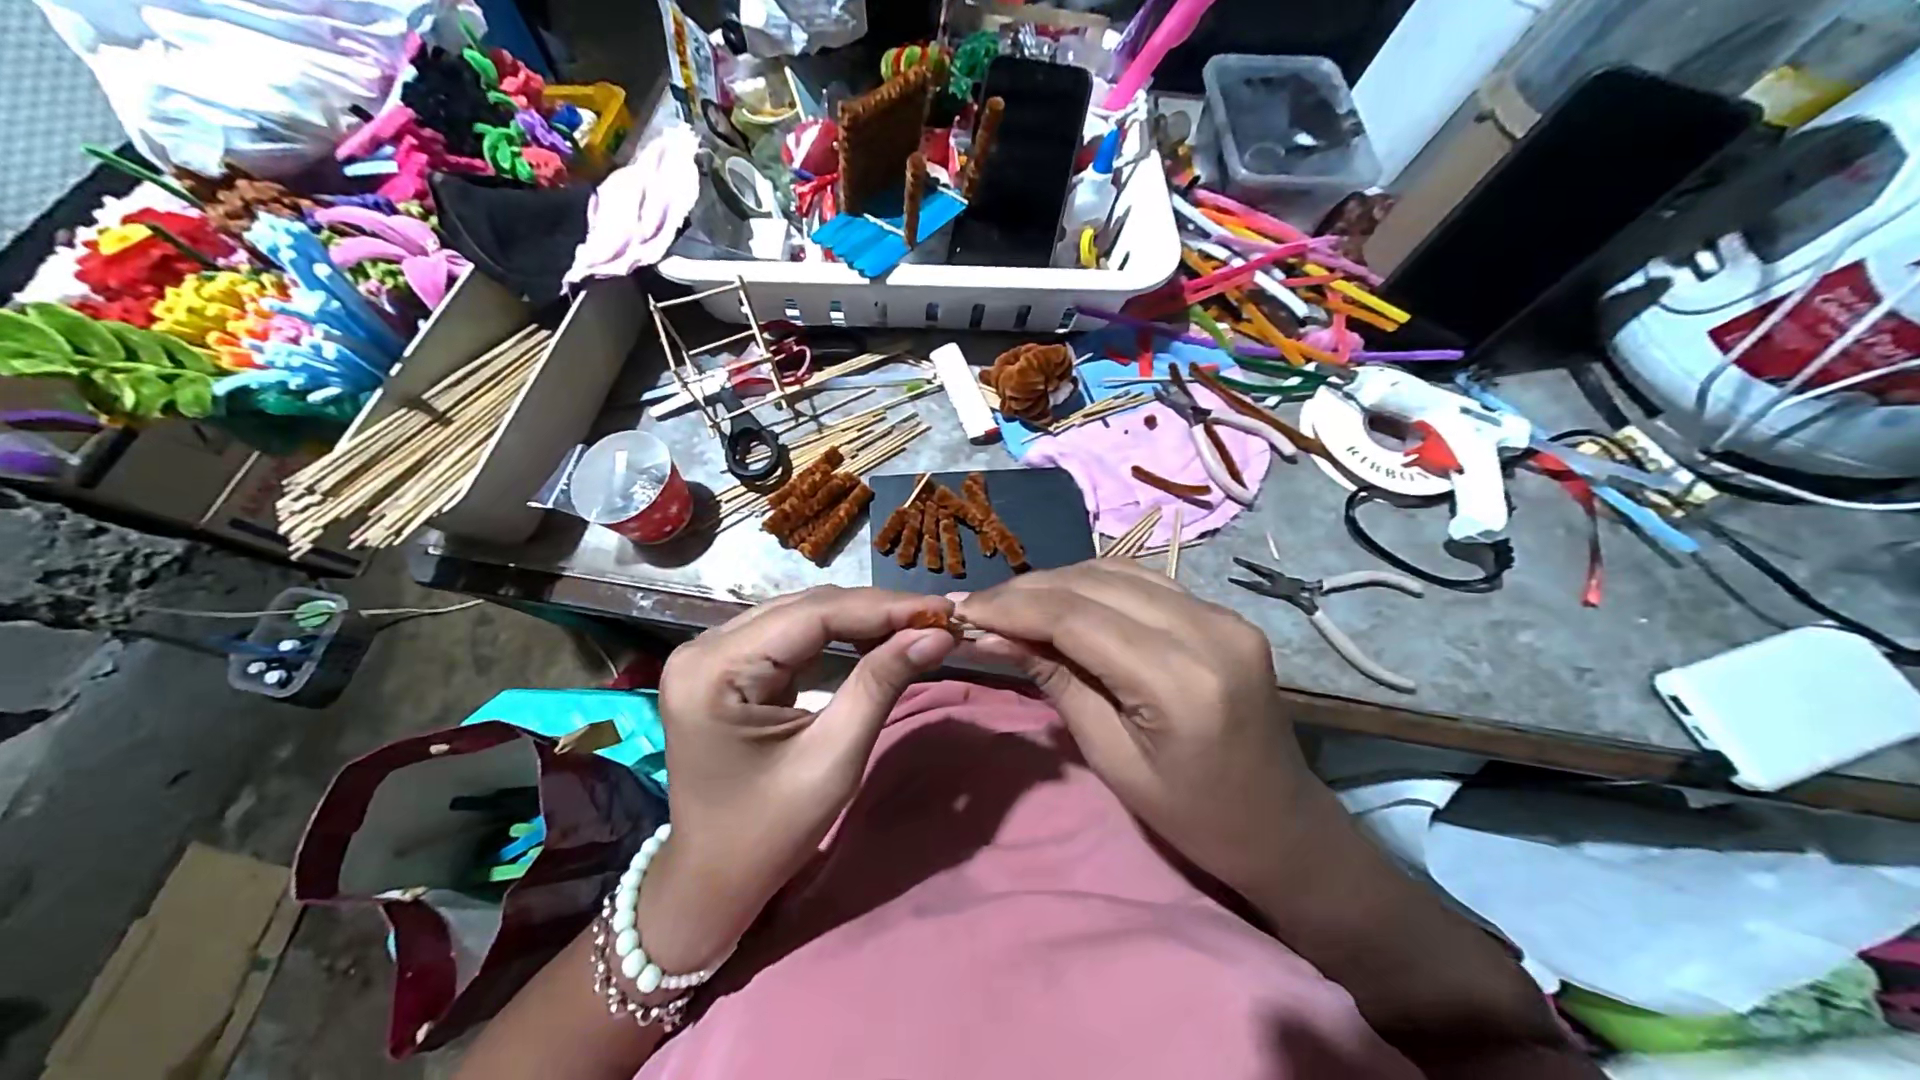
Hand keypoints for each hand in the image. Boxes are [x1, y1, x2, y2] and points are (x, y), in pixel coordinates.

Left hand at [637, 586, 957, 972]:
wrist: (715, 879)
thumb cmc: (770, 832)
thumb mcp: (833, 758)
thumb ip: (880, 684)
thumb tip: (937, 633)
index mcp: (715, 670)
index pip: (813, 615)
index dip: (883, 607)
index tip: (942, 610)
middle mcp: (704, 648)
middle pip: (805, 609)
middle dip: (876, 611)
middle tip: (937, 619)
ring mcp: (711, 654)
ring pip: (801, 616)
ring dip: (861, 619)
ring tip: (916, 625)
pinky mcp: (725, 666)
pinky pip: (791, 636)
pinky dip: (838, 635)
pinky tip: (875, 637)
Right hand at [956, 560, 1310, 894]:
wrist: (1280, 825)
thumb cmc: (1191, 814)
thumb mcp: (1111, 757)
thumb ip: (1056, 681)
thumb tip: (991, 634)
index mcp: (1180, 679)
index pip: (1077, 616)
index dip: (1013, 606)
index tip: (964, 609)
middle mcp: (1207, 629)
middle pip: (1095, 582)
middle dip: (1028, 589)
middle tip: (979, 606)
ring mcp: (1222, 614)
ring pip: (1118, 570)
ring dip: (1058, 581)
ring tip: (1013, 604)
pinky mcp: (1223, 613)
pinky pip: (1145, 581)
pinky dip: (1095, 585)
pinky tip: (1063, 601)